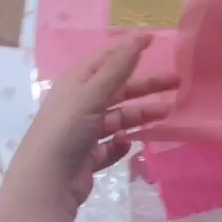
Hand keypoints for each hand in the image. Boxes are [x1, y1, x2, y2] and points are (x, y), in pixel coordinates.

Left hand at [6, 34, 176, 213]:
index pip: (105, 59)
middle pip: (118, 89)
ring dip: (140, 115)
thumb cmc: (66, 132)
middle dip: (146, 85)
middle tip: (176, 82)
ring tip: (165, 115)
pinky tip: (127, 143)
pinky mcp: (87, 157)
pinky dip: (121, 143)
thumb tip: (140, 36)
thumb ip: (117, 68)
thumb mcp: (92, 95)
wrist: (45, 185)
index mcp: (75, 85)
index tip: (156, 41)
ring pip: (119, 117)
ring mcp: (83, 132)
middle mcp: (79, 105)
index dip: (129, 48)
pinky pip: (111, 145)